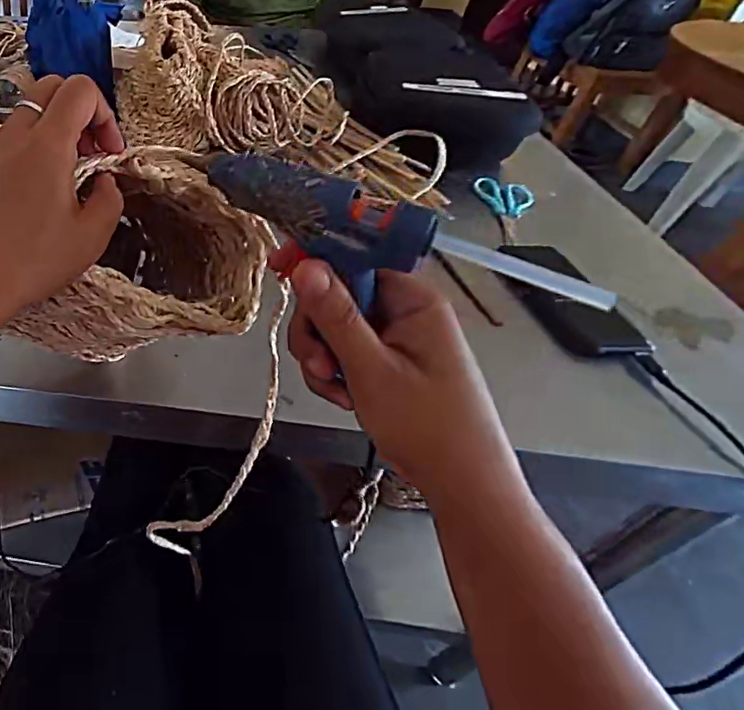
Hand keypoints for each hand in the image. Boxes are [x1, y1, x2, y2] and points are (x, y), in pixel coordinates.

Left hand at [0, 75, 124, 385]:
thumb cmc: (27, 261)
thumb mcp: (91, 236)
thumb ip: (109, 198)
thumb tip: (104, 182)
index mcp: (46, 143)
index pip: (80, 89)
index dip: (106, 113)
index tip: (111, 151)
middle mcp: (15, 136)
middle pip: (51, 87)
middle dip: (81, 110)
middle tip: (93, 151)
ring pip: (31, 112)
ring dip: (58, 130)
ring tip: (70, 174)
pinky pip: (14, 138)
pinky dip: (36, 147)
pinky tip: (44, 189)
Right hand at [285, 260, 504, 491]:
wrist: (463, 487)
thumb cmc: (429, 427)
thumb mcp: (372, 368)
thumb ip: (335, 315)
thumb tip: (306, 265)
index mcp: (412, 299)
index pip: (356, 256)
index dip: (316, 259)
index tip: (280, 268)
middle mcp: (403, 310)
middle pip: (336, 294)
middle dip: (316, 329)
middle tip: (318, 365)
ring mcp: (394, 336)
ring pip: (333, 325)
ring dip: (322, 356)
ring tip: (334, 390)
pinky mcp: (386, 360)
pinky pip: (343, 350)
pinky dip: (333, 372)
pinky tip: (343, 398)